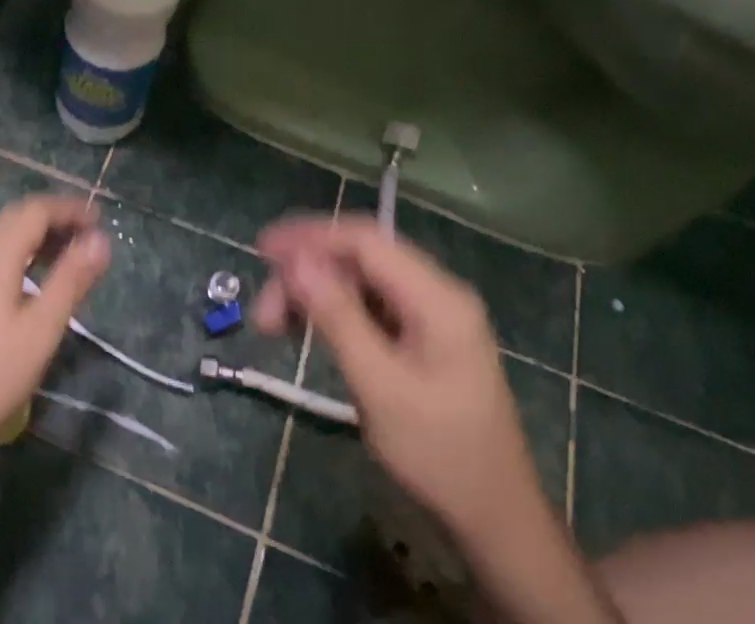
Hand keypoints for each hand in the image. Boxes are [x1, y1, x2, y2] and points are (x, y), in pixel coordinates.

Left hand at [0, 195, 109, 470]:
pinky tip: (31, 282)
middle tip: (88, 236)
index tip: (100, 221)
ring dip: (34, 237)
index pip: (34, 211)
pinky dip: (16, 255)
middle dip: (53, 220)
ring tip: (68, 256)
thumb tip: (100, 240)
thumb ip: (72, 279)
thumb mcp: (42, 328)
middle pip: (14, 219)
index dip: (69, 209)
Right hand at [251, 216, 539, 535]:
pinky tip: (305, 334)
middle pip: (359, 261)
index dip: (309, 237)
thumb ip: (338, 317)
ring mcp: (430, 320)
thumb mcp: (380, 385)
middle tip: (263, 316)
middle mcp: (436, 297)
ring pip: (359, 285)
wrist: (494, 516)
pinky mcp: (421, 342)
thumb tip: (296, 261)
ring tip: (274, 329)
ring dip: (314, 297)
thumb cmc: (438, 453)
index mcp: (437, 299)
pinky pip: (369, 310)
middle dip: (305, 276)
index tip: (260, 251)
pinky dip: (332, 316)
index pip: (365, 241)